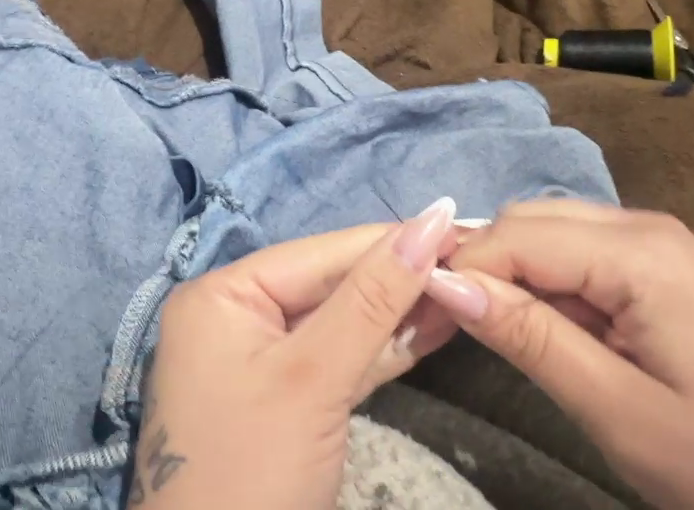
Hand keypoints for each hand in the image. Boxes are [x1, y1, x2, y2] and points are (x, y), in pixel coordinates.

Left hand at [130, 198, 463, 509]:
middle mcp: (237, 316)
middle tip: (470, 257)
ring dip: (400, 312)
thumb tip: (430, 222)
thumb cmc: (252, 471)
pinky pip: (338, 360)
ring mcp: (261, 360)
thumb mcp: (313, 378)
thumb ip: (373, 299)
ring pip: (341, 323)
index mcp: (224, 295)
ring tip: (465, 288)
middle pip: (331, 285)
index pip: (320, 254)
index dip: (390, 238)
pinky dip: (384, 350)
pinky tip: (434, 328)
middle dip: (399, 276)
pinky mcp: (286, 399)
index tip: (457, 222)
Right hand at [420, 200, 693, 509]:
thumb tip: (444, 280)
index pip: (519, 235)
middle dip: (483, 263)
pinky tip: (543, 324)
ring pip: (550, 230)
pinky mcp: (660, 260)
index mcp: (641, 254)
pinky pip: (579, 250)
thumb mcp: (617, 411)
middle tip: (448, 321)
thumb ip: (528, 337)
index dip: (462, 266)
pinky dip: (546, 280)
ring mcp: (657, 239)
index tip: (420, 309)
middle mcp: (645, 225)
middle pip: (531, 220)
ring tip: (490, 326)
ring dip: (512, 271)